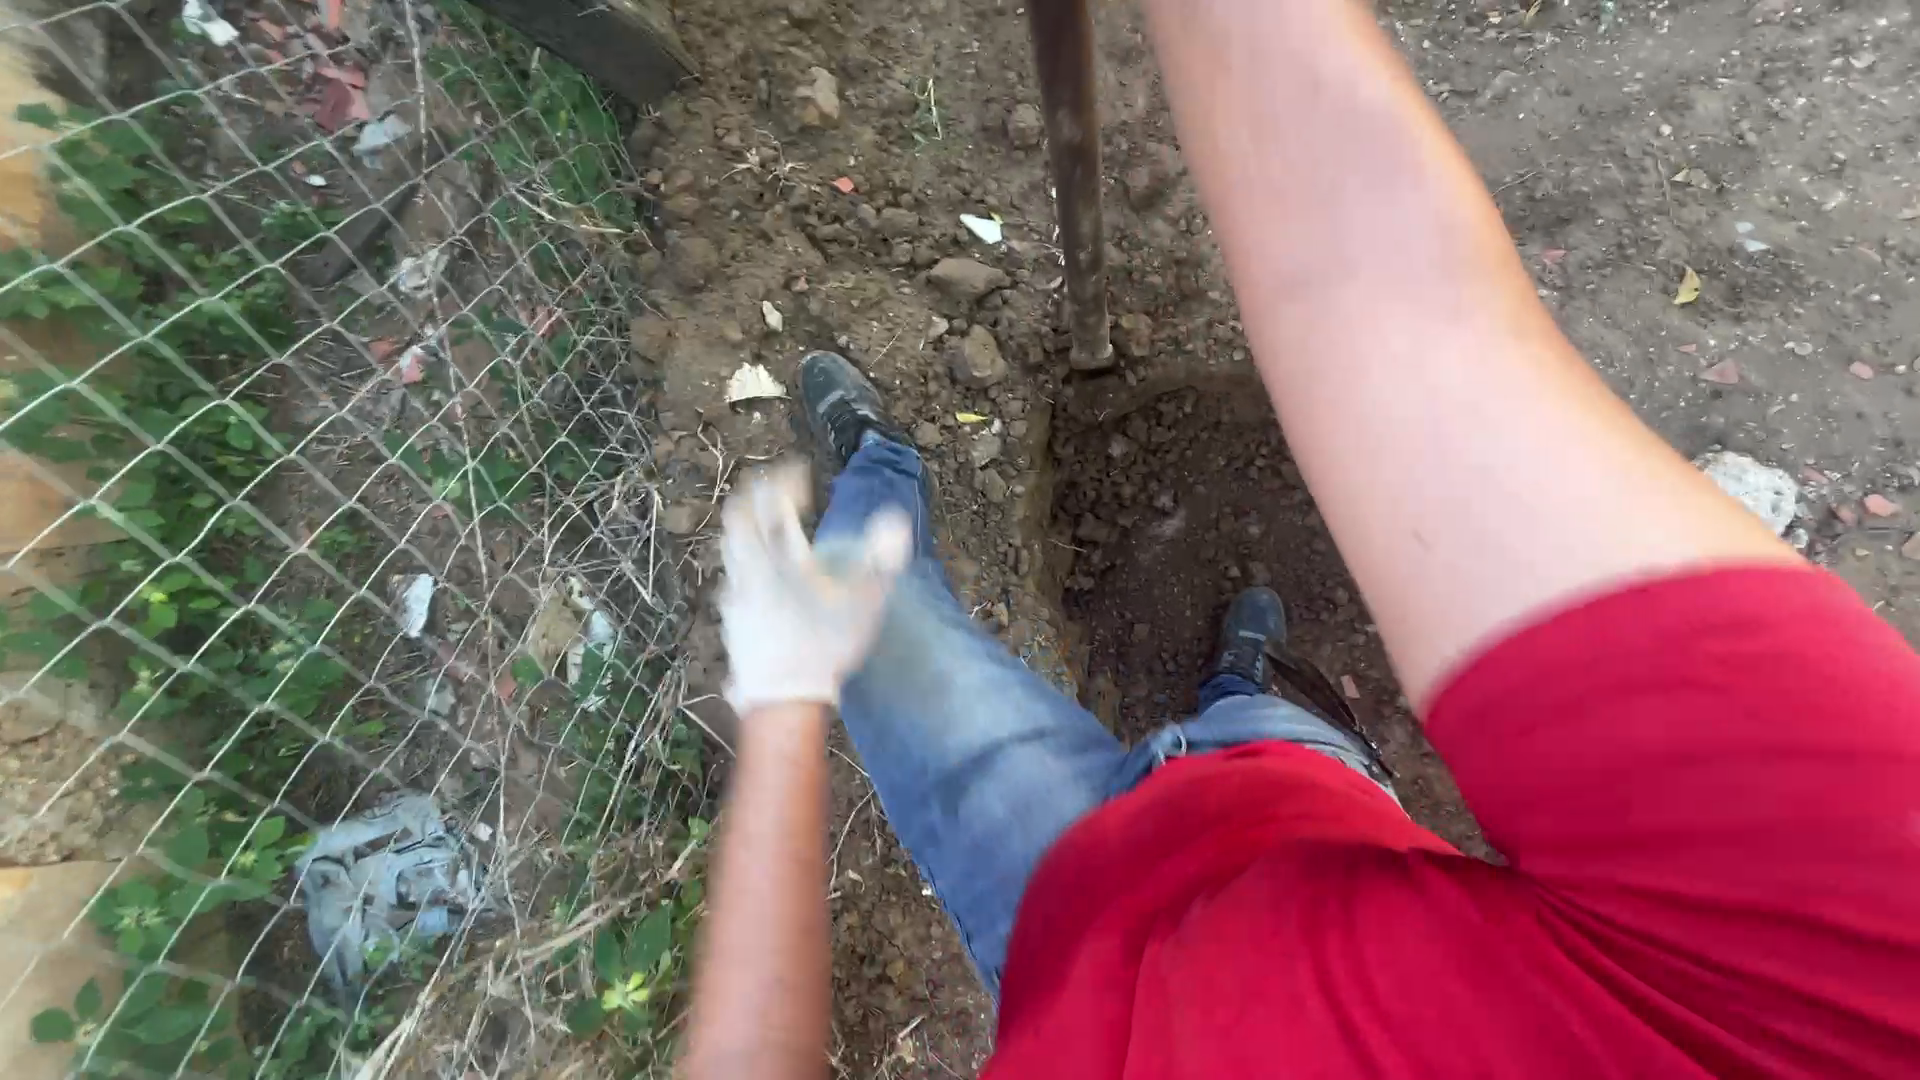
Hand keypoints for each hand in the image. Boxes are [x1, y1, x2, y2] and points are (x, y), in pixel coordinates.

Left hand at [718, 461, 912, 713]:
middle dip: (756, 498)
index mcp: (779, 558)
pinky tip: (765, 580)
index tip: (801, 471)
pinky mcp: (732, 620)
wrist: (782, 699)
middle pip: (738, 519)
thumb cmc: (825, 647)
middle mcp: (749, 570)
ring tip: (771, 531)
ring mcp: (735, 596)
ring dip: (749, 530)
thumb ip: (881, 559)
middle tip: (777, 491)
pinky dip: (748, 563)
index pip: (770, 503)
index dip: (783, 480)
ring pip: (732, 548)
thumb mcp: (863, 603)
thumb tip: (895, 520)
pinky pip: (735, 578)